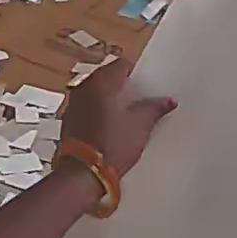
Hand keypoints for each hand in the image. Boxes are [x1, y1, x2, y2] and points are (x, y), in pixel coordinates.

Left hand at [61, 58, 174, 176]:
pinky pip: (86, 109)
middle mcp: (83, 87)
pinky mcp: (68, 122)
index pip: (122, 64)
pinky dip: (97, 113)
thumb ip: (155, 108)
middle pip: (106, 77)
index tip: (147, 86)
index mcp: (102, 81)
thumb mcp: (141, 125)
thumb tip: (168, 101)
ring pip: (95, 93)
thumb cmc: (113, 144)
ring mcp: (73, 104)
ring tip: (125, 116)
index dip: (136, 73)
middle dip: (122, 87)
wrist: (84, 173)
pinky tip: (109, 128)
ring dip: (108, 100)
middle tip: (139, 101)